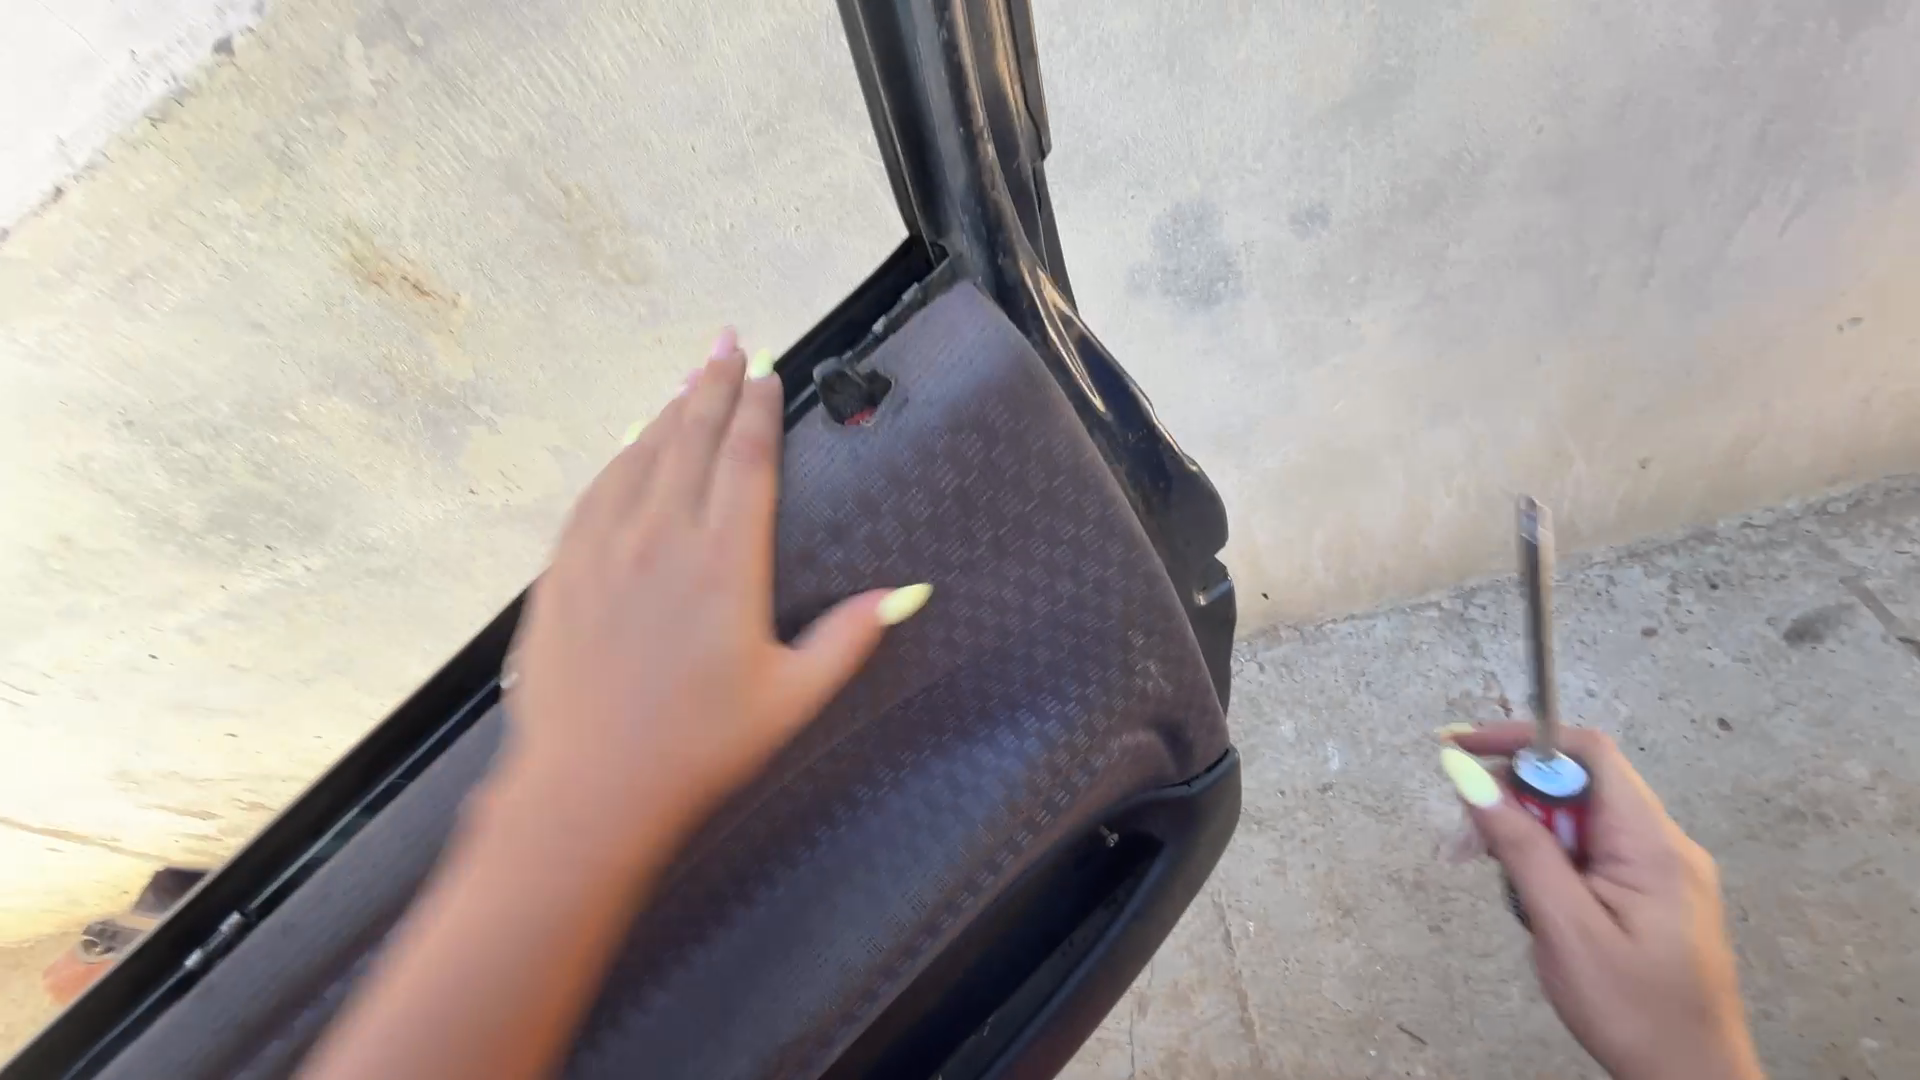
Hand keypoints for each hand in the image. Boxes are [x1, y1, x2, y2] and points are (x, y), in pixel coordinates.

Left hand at [499, 329, 931, 852]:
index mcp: (724, 562)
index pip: (747, 461)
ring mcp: (604, 549)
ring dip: (669, 411)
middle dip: (715, 384)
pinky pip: (596, 491)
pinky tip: (630, 444)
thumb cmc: (702, 745)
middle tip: (728, 340)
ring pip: (641, 456)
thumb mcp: (794, 697)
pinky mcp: (563, 570)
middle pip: (693, 439)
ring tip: (689, 378)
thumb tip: (910, 592)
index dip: (761, 411)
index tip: (770, 373)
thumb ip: (851, 637)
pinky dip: (620, 456)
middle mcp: (663, 538)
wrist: (588, 790)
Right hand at [1440, 724, 1764, 1079]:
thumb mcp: (1562, 923)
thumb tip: (1463, 772)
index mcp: (1653, 845)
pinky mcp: (1640, 888)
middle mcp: (1661, 844)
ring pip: (1568, 815)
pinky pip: (1578, 845)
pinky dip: (1537, 853)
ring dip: (1516, 829)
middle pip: (1570, 783)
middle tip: (1458, 834)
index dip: (1520, 737)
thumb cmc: (1630, 1008)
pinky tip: (1519, 886)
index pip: (1588, 753)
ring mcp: (1653, 866)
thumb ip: (1516, 842)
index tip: (1458, 745)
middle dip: (1506, 795)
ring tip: (1478, 865)